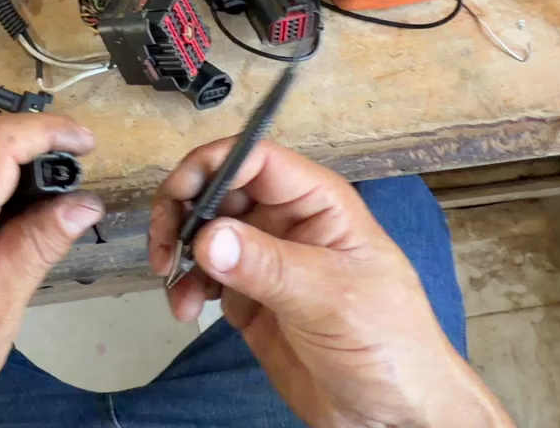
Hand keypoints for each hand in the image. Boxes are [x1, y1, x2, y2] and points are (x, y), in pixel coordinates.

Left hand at [0, 114, 103, 427]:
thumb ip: (39, 245)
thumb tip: (85, 202)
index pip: (2, 140)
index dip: (49, 130)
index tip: (89, 142)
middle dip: (43, 143)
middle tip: (83, 173)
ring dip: (25, 159)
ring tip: (63, 193)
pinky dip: (5, 175)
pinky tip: (27, 207)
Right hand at [149, 140, 510, 427]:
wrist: (395, 421)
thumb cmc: (391, 346)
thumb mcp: (331, 298)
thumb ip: (267, 265)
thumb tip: (207, 237)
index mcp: (314, 201)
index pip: (254, 158)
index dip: (212, 165)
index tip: (180, 193)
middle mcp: (283, 219)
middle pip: (217, 188)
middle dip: (184, 209)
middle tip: (164, 242)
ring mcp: (262, 257)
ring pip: (203, 229)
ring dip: (178, 249)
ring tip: (170, 280)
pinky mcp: (246, 294)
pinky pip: (202, 274)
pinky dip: (185, 285)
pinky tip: (185, 308)